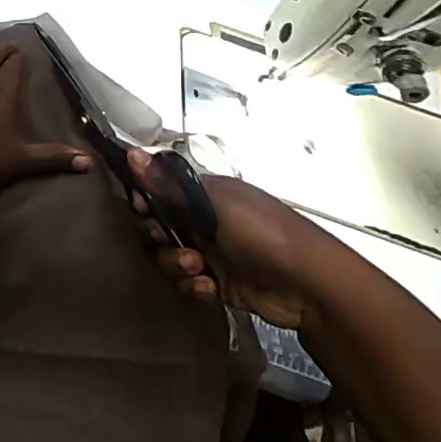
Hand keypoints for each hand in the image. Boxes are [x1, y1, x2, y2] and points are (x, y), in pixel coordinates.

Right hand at [127, 151, 308, 329]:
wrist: (309, 284)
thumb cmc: (263, 232)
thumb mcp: (214, 203)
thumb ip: (169, 185)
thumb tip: (131, 154)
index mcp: (203, 193)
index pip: (159, 191)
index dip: (145, 201)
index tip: (142, 210)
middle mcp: (203, 219)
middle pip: (158, 226)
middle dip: (159, 237)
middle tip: (177, 244)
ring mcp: (211, 251)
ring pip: (169, 256)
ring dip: (176, 264)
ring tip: (198, 268)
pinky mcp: (218, 282)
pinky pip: (188, 282)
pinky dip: (193, 285)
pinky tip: (209, 287)